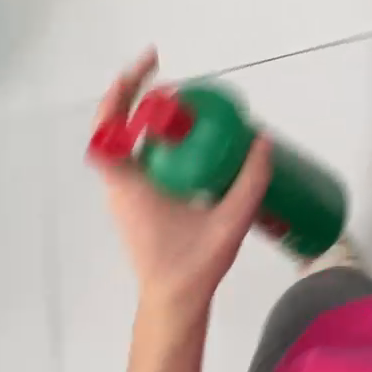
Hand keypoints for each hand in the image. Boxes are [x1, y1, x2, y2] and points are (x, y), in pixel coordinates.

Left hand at [89, 49, 271, 314]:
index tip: (144, 72)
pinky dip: (149, 133)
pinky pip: (136, 155)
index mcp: (131, 187)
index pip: (107, 136)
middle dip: (132, 92)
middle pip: (113, 128)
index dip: (117, 98)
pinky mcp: (137, 199)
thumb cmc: (191, 268)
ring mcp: (126, 193)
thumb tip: (264, 140)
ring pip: (123, 140)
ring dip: (140, 112)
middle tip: (159, 66)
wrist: (173, 305)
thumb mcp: (229, 223)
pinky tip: (178, 130)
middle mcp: (121, 186)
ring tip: (172, 92)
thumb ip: (251, 182)